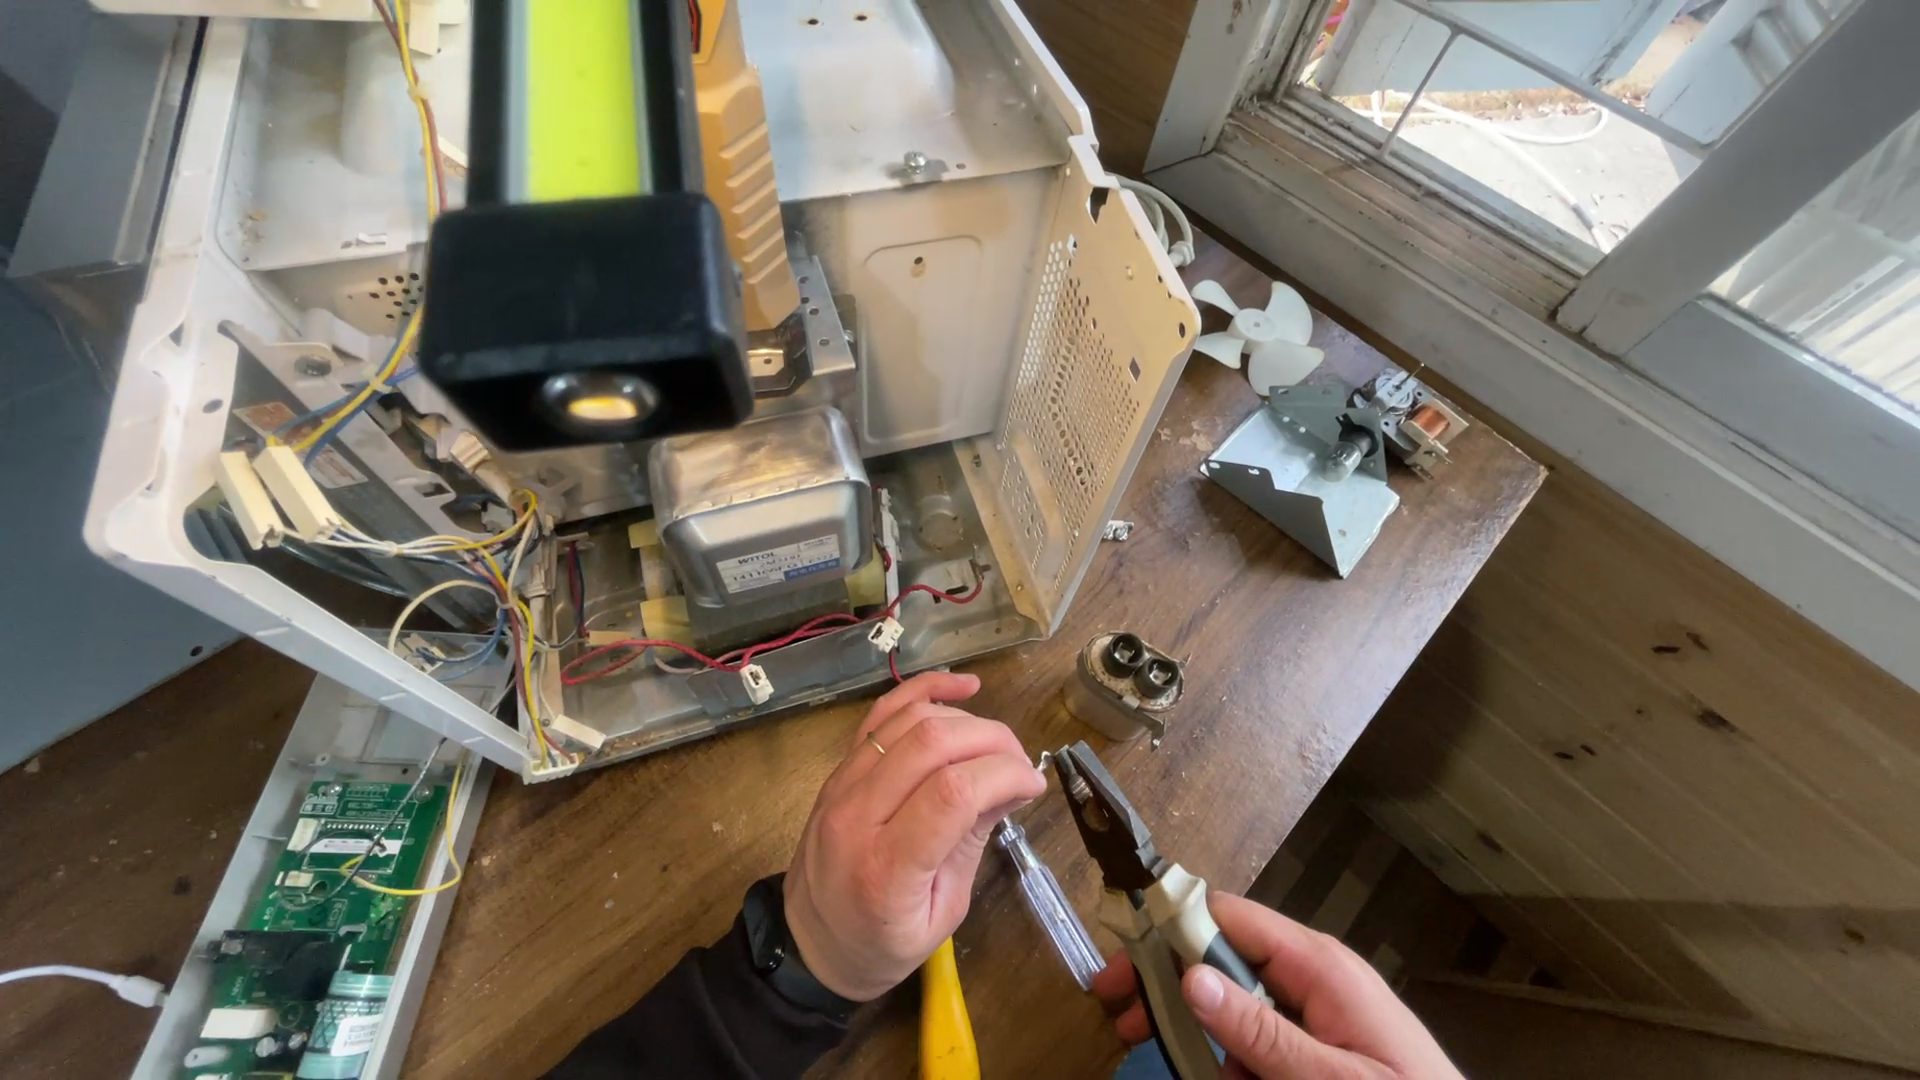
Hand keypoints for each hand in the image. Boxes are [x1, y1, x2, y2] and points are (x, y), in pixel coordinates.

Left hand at [782, 672, 1046, 1001]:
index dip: (1003, 774)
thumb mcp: (943, 914)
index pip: (952, 792)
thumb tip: (1014, 782)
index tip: (1033, 783)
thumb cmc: (880, 945)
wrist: (807, 944)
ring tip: (997, 743)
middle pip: (932, 743)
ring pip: (909, 718)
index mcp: (887, 868)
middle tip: (1020, 762)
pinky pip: (882, 712)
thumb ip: (972, 841)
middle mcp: (858, 814)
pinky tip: (964, 687)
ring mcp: (842, 783)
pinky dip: (925, 689)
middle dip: (992, 740)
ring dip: (966, 718)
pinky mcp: (839, 767)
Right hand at [1092, 892, 1461, 1079]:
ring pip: (1232, 998)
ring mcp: (1313, 1006)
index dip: (1171, 924)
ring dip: (1193, 1023)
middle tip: (1121, 1011)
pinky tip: (1219, 1076)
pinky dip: (1230, 1055)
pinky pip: (1257, 1033)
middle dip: (1168, 979)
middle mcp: (1309, 972)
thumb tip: (1190, 975)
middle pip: (1220, 954)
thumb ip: (1262, 1033)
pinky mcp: (1316, 1040)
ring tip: (1152, 1044)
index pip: (1228, 915)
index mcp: (1316, 963)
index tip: (1125, 955)